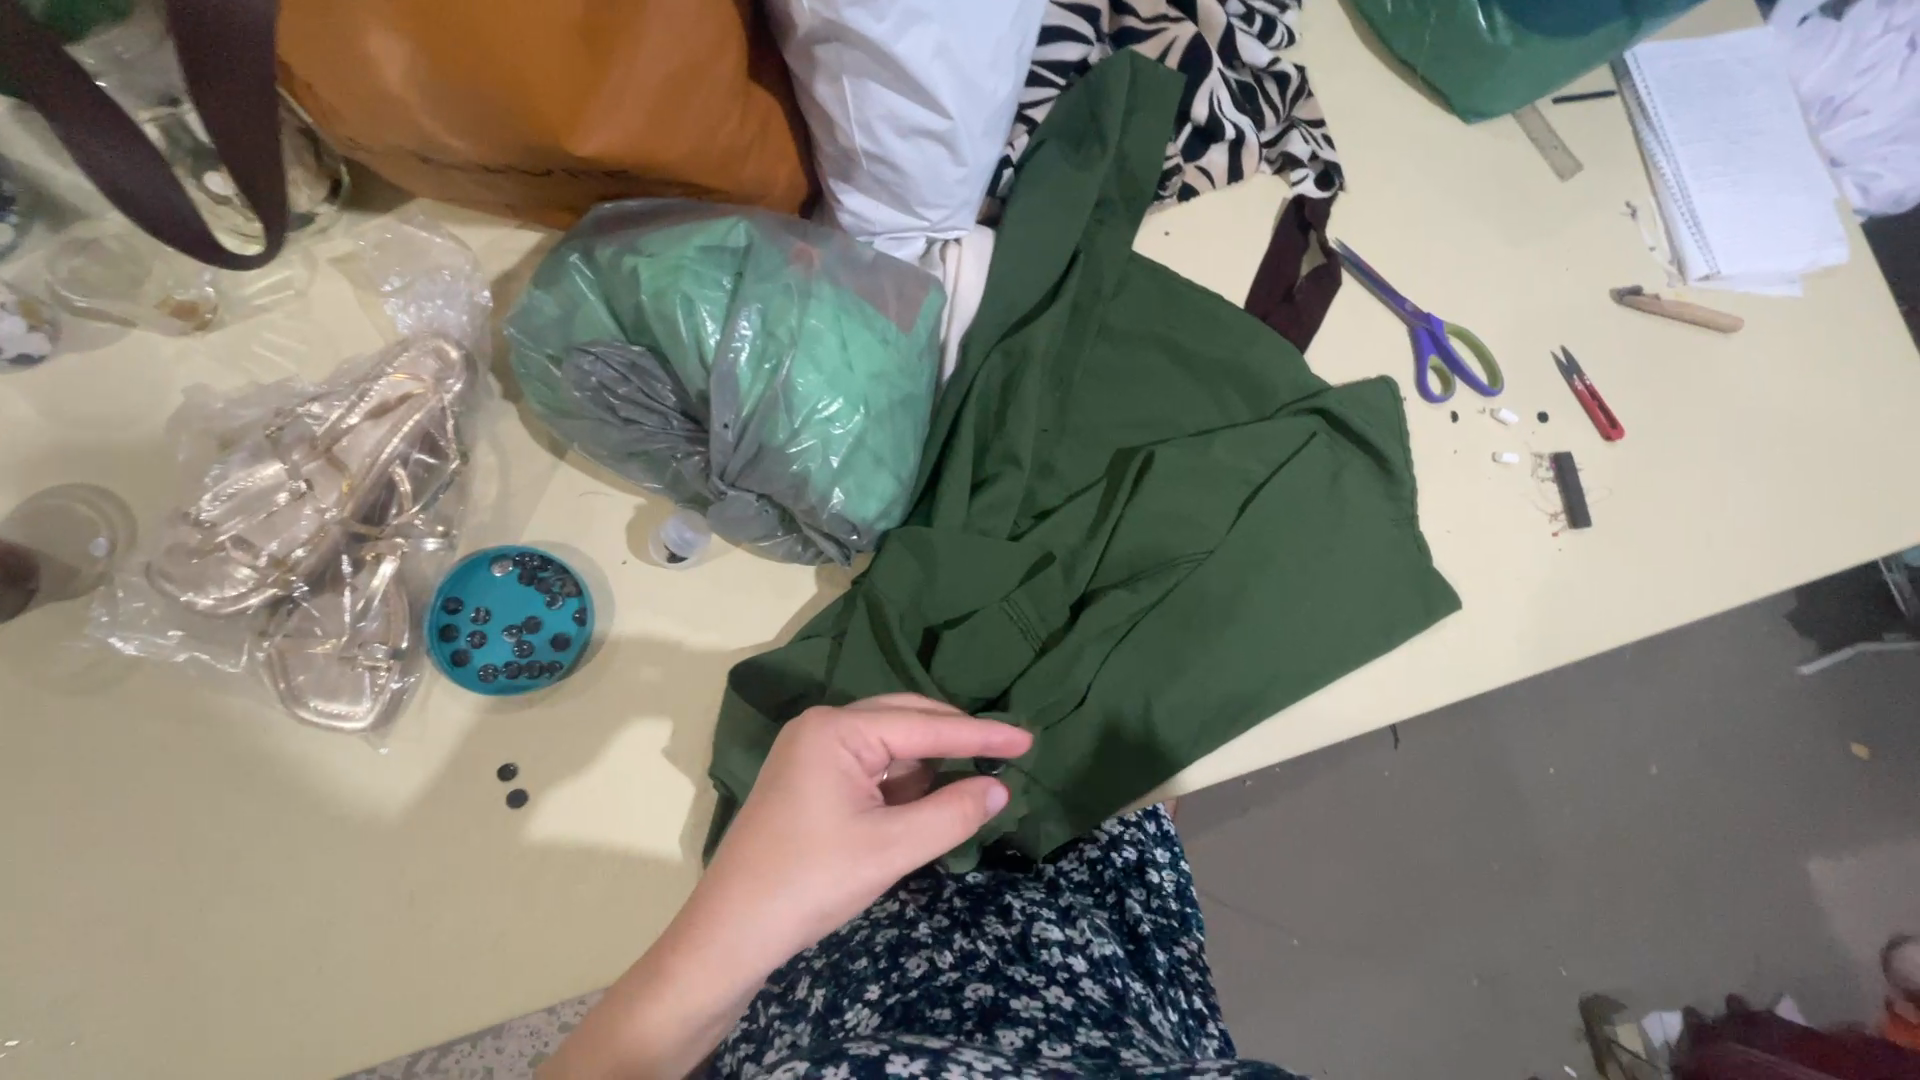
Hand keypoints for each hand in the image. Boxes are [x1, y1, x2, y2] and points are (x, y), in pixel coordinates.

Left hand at [540, 695, 1030, 1079]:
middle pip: (906, 721)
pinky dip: (905, 782)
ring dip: (930, 764)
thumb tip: (999, 789)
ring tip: (975, 778)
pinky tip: (930, 798)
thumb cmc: (810, 882)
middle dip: (955, 741)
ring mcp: (813, 752)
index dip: (980, 735)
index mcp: (837, 730)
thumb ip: (951, 814)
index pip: (924, 725)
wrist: (732, 932)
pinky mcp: (811, 780)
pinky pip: (871, 767)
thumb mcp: (890, 849)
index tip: (1027, 738)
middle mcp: (823, 727)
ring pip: (890, 746)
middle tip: (1008, 753)